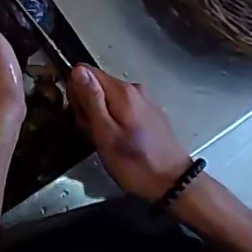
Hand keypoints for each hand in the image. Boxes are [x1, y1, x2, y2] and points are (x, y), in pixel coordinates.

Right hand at [68, 66, 190, 200]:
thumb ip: (92, 101)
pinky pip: (123, 107)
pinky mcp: (150, 112)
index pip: (86, 71)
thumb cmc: (135, 162)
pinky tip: (120, 141)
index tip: (80, 115)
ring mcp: (144, 99)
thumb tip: (78, 69)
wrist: (174, 182)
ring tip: (107, 142)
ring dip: (101, 117)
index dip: (76, 91)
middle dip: (88, 107)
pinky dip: (115, 121)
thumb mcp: (106, 135)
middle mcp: (134, 88)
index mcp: (122, 91)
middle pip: (98, 85)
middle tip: (94, 134)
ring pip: (109, 98)